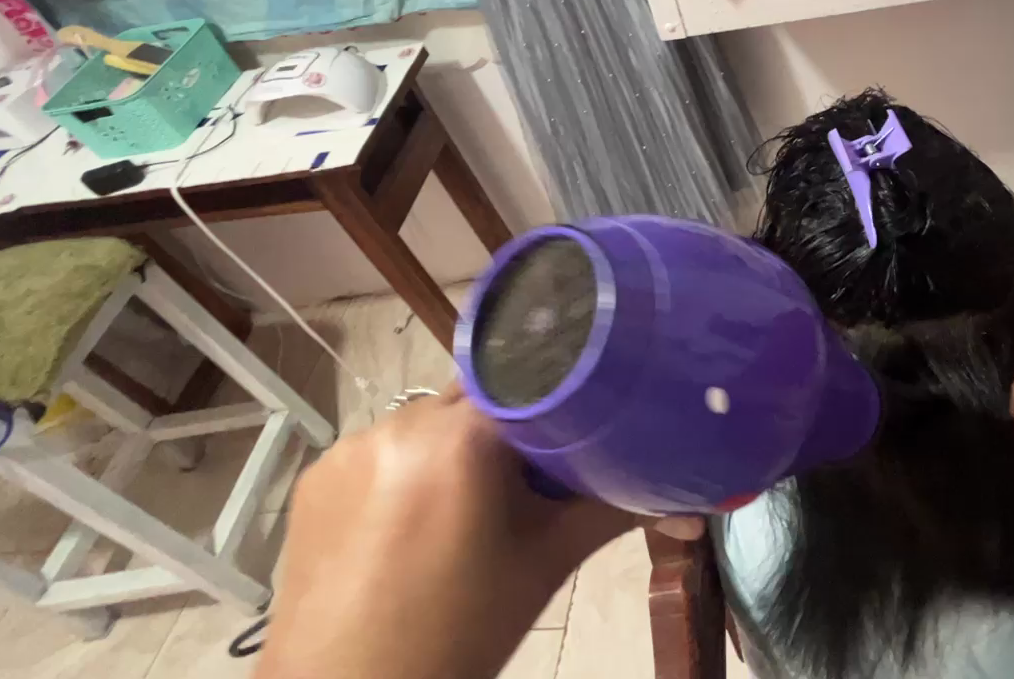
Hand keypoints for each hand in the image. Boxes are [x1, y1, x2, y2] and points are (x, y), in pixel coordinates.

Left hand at [259, 387, 633, 678]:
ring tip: (471, 501)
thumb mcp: (547, 562)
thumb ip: (617, 511)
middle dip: (509, 425)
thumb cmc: (461, 634)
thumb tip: (696, 509)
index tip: (579, 426)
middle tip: (531, 474)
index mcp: (462, 438)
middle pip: (480, 397)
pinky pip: (385, 446)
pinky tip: (416, 518)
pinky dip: (410, 466)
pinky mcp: (317, 474)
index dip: (560, 399)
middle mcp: (402, 423)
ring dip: (458, 444)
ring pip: (432, 418)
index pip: (531, 379)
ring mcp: (351, 446)